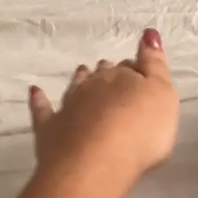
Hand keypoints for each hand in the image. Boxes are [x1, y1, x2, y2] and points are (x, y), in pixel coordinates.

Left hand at [28, 29, 179, 185]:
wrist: (95, 163)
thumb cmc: (139, 131)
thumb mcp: (162, 96)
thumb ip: (155, 65)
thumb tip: (149, 34)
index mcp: (122, 79)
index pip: (130, 68)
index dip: (135, 69)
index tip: (137, 68)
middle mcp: (93, 87)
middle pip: (101, 76)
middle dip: (107, 73)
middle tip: (109, 69)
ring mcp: (68, 107)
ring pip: (75, 87)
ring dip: (80, 79)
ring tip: (82, 71)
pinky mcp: (49, 129)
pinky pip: (42, 110)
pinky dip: (39, 100)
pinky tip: (34, 91)